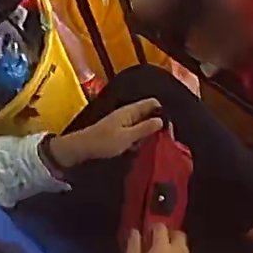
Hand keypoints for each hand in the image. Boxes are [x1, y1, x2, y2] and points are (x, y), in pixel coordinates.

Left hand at [48, 100, 165, 167]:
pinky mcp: (118, 131)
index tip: (169, 126)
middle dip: (157, 123)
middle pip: (148, 114)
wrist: (83, 148)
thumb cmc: (104, 142)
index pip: (151, 103)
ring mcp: (122, 122)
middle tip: (165, 138)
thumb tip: (161, 121)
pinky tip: (140, 148)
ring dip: (148, 133)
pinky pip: (134, 132)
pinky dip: (139, 139)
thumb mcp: (127, 137)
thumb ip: (144, 128)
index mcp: (130, 111)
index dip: (162, 111)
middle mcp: (127, 113)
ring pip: (141, 124)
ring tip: (155, 144)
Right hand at [123, 223, 190, 252]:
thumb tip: (136, 231)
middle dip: (170, 234)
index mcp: (163, 248)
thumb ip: (134, 243)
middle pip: (179, 235)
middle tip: (158, 240)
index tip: (148, 231)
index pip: (161, 228)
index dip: (154, 227)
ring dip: (175, 246)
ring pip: (184, 248)